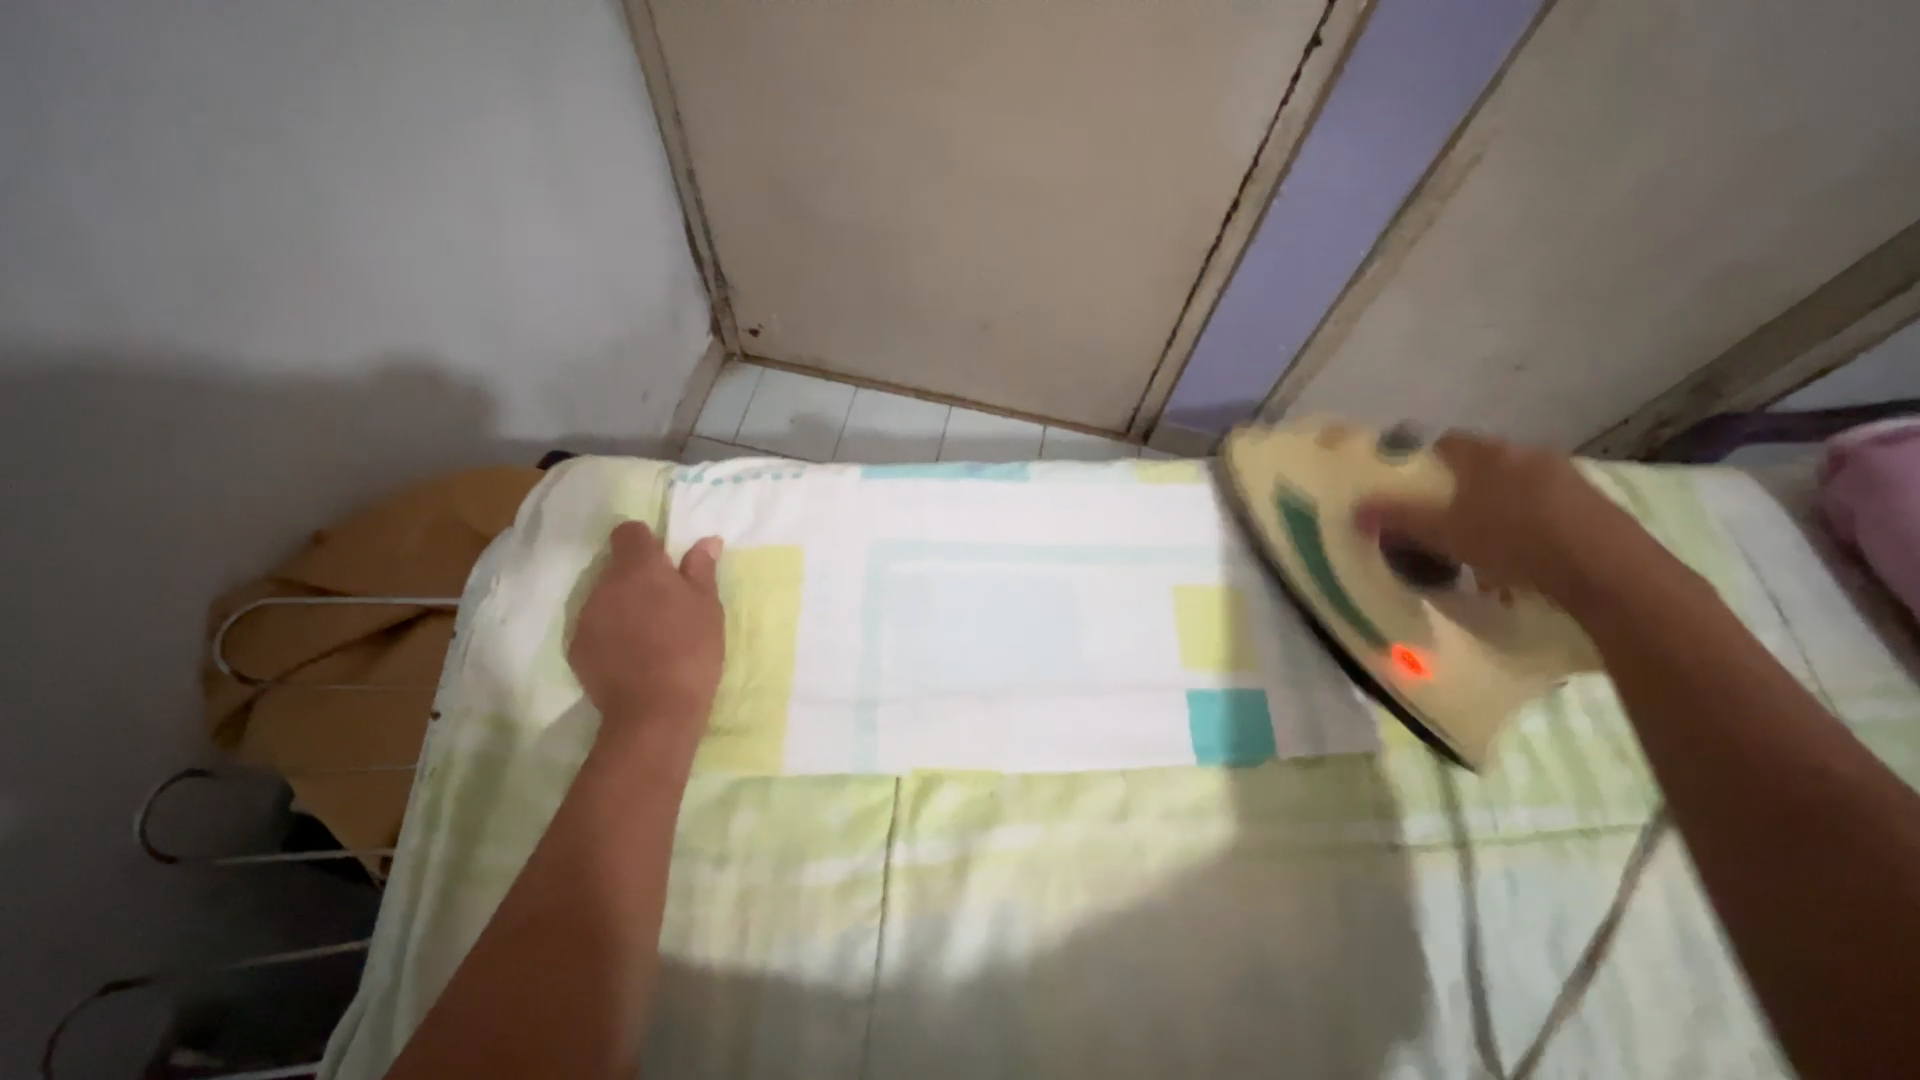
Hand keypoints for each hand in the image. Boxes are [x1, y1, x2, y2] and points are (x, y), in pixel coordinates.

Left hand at [568, 522, 724, 761]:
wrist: (655, 711)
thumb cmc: (691, 651)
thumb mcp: (708, 608)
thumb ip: (701, 570)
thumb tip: (706, 541)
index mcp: (640, 568)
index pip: (629, 532)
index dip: (645, 541)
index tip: (664, 562)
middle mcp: (605, 584)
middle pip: (616, 567)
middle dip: (636, 578)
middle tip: (665, 604)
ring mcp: (586, 616)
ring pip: (604, 597)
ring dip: (622, 605)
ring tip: (648, 633)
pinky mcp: (577, 647)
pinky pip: (594, 627)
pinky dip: (610, 633)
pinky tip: (631, 656)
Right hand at [1354, 431, 1641, 606]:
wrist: (1604, 569)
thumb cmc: (1511, 542)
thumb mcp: (1444, 534)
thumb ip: (1400, 519)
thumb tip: (1356, 508)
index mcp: (1486, 454)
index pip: (1446, 443)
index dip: (1425, 463)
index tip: (1414, 490)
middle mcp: (1527, 453)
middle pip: (1484, 464)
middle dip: (1463, 490)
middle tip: (1446, 524)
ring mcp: (1566, 476)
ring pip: (1517, 486)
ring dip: (1499, 508)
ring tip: (1486, 548)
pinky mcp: (1594, 502)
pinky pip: (1548, 506)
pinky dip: (1530, 524)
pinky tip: (1525, 558)